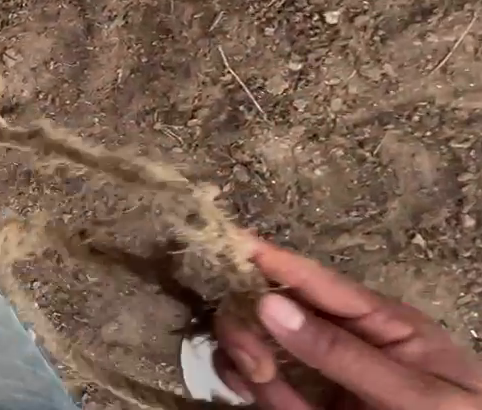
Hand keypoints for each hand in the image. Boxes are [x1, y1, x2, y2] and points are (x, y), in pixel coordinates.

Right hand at [214, 236, 481, 409]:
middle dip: (244, 327)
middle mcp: (334, 330)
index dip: (257, 253)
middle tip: (253, 364)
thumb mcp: (422, 398)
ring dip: (245, 362)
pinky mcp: (298, 388)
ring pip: (245, 336)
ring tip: (266, 391)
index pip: (307, 274)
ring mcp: (313, 360)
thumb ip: (346, 354)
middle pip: (260, 302)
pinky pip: (250, 373)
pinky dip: (249, 385)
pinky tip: (261, 397)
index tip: (210, 237)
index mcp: (376, 319)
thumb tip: (265, 303)